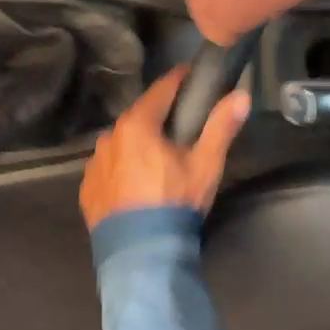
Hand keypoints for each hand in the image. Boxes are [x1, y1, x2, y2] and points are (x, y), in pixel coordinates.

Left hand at [80, 67, 250, 227]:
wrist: (141, 254)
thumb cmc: (176, 202)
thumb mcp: (206, 164)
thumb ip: (221, 127)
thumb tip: (241, 95)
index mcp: (138, 125)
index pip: (161, 90)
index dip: (180, 80)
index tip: (193, 75)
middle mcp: (109, 137)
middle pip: (140, 118)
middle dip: (160, 119)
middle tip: (183, 129)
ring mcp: (94, 165)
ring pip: (122, 145)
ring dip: (140, 146)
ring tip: (160, 163)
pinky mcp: (88, 190)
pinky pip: (109, 170)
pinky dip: (124, 170)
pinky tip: (140, 187)